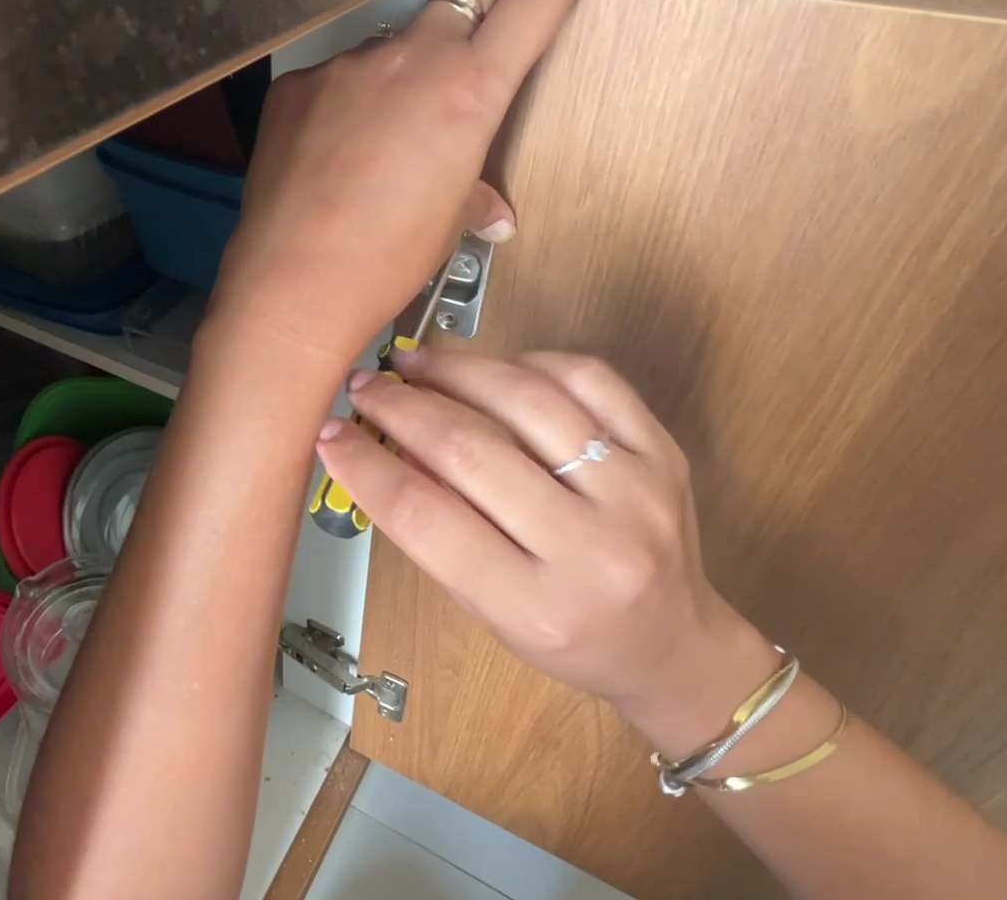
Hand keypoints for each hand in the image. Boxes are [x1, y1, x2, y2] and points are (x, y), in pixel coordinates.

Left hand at [211, 0, 619, 363]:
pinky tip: (343, 148)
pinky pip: (342, 76)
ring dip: (415, 60)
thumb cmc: (385, 261)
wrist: (295, 281)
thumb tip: (494, 210)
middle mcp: (413, 58)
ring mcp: (350, 64)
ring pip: (400, 39)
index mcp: (469, 91)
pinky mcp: (300, 83)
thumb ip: (476, 194)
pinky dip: (355, 100)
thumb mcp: (449, 223)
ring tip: (398, 125)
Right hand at [315, 348, 781, 753]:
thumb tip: (385, 448)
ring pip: (528, 399)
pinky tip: (491, 366)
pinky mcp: (663, 450)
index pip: (428, 518)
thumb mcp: (490, 611)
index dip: (367, 466)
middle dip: (402, 408)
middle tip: (365, 386)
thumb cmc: (570, 639)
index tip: (331, 433)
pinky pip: (588, 378)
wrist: (676, 644)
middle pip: (471, 450)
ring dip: (457, 370)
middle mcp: (591, 547)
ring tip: (415, 363)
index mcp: (535, 606)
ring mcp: (636, 490)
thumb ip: (436, 533)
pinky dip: (528, 362)